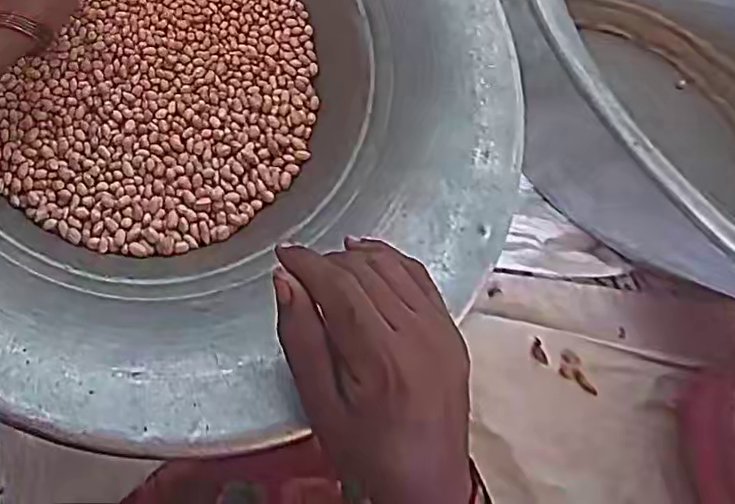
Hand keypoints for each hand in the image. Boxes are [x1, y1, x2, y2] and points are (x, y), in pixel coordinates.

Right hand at [275, 241, 473, 503]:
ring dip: (352, 257)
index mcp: (382, 359)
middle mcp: (418, 339)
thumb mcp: (317, 400)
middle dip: (323, 261)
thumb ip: (298, 334)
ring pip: (388, 265)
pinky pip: (417, 275)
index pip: (337, 284)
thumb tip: (284, 279)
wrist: (427, 489)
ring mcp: (441, 333)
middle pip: (361, 270)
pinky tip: (365, 258)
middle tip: (299, 271)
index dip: (305, 261)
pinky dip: (387, 258)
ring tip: (327, 267)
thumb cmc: (366, 451)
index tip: (283, 254)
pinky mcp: (451, 332)